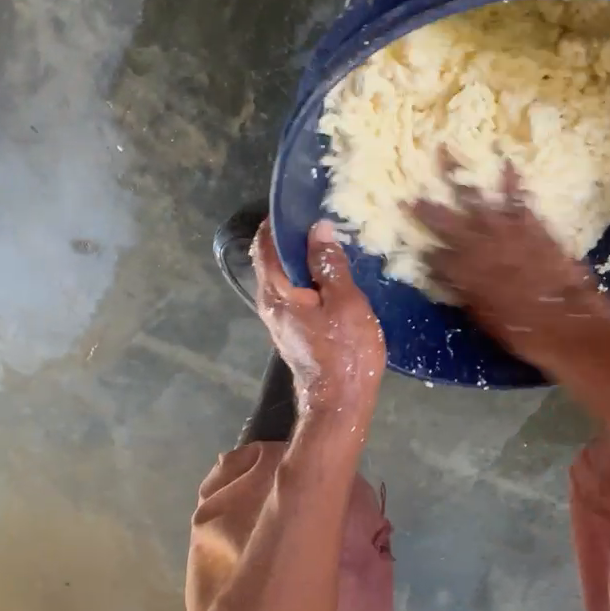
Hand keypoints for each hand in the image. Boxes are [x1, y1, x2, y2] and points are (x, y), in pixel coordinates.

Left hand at [252, 219, 385, 411]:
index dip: (278, 221)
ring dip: (305, 260)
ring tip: (334, 244)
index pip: (264, 244)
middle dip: (295, 238)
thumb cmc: (344, 353)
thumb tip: (317, 229)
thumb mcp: (345, 302)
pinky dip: (311, 279)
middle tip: (325, 220)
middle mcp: (271, 305)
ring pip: (288, 279)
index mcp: (276, 293)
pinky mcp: (296, 332)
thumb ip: (329, 264)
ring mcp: (282, 321)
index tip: (301, 204)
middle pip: (274, 260)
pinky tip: (336, 277)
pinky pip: (298, 294)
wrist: (341, 405)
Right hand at [408, 162, 603, 354]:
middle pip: (445, 222)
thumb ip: (464, 290)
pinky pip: (518, 196)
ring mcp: (504, 230)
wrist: (567, 323)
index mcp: (462, 274)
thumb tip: (446, 273)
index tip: (418, 244)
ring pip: (474, 198)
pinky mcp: (530, 223)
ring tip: (444, 149)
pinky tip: (506, 160)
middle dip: (427, 208)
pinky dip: (512, 178)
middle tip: (410, 192)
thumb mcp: (483, 316)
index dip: (427, 250)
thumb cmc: (524, 330)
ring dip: (457, 173)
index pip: (436, 256)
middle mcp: (477, 247)